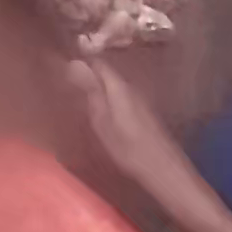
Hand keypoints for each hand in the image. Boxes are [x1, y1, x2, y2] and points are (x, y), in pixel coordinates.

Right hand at [64, 57, 193, 191]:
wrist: (164, 169)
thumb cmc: (129, 149)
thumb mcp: (102, 123)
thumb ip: (91, 94)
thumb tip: (75, 66)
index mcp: (119, 87)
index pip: (98, 63)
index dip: (83, 62)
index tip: (66, 68)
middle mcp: (131, 87)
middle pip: (107, 72)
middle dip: (89, 75)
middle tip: (71, 86)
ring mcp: (139, 98)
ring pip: (114, 84)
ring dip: (99, 88)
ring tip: (82, 99)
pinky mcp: (143, 109)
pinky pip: (121, 95)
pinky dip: (109, 98)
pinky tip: (102, 112)